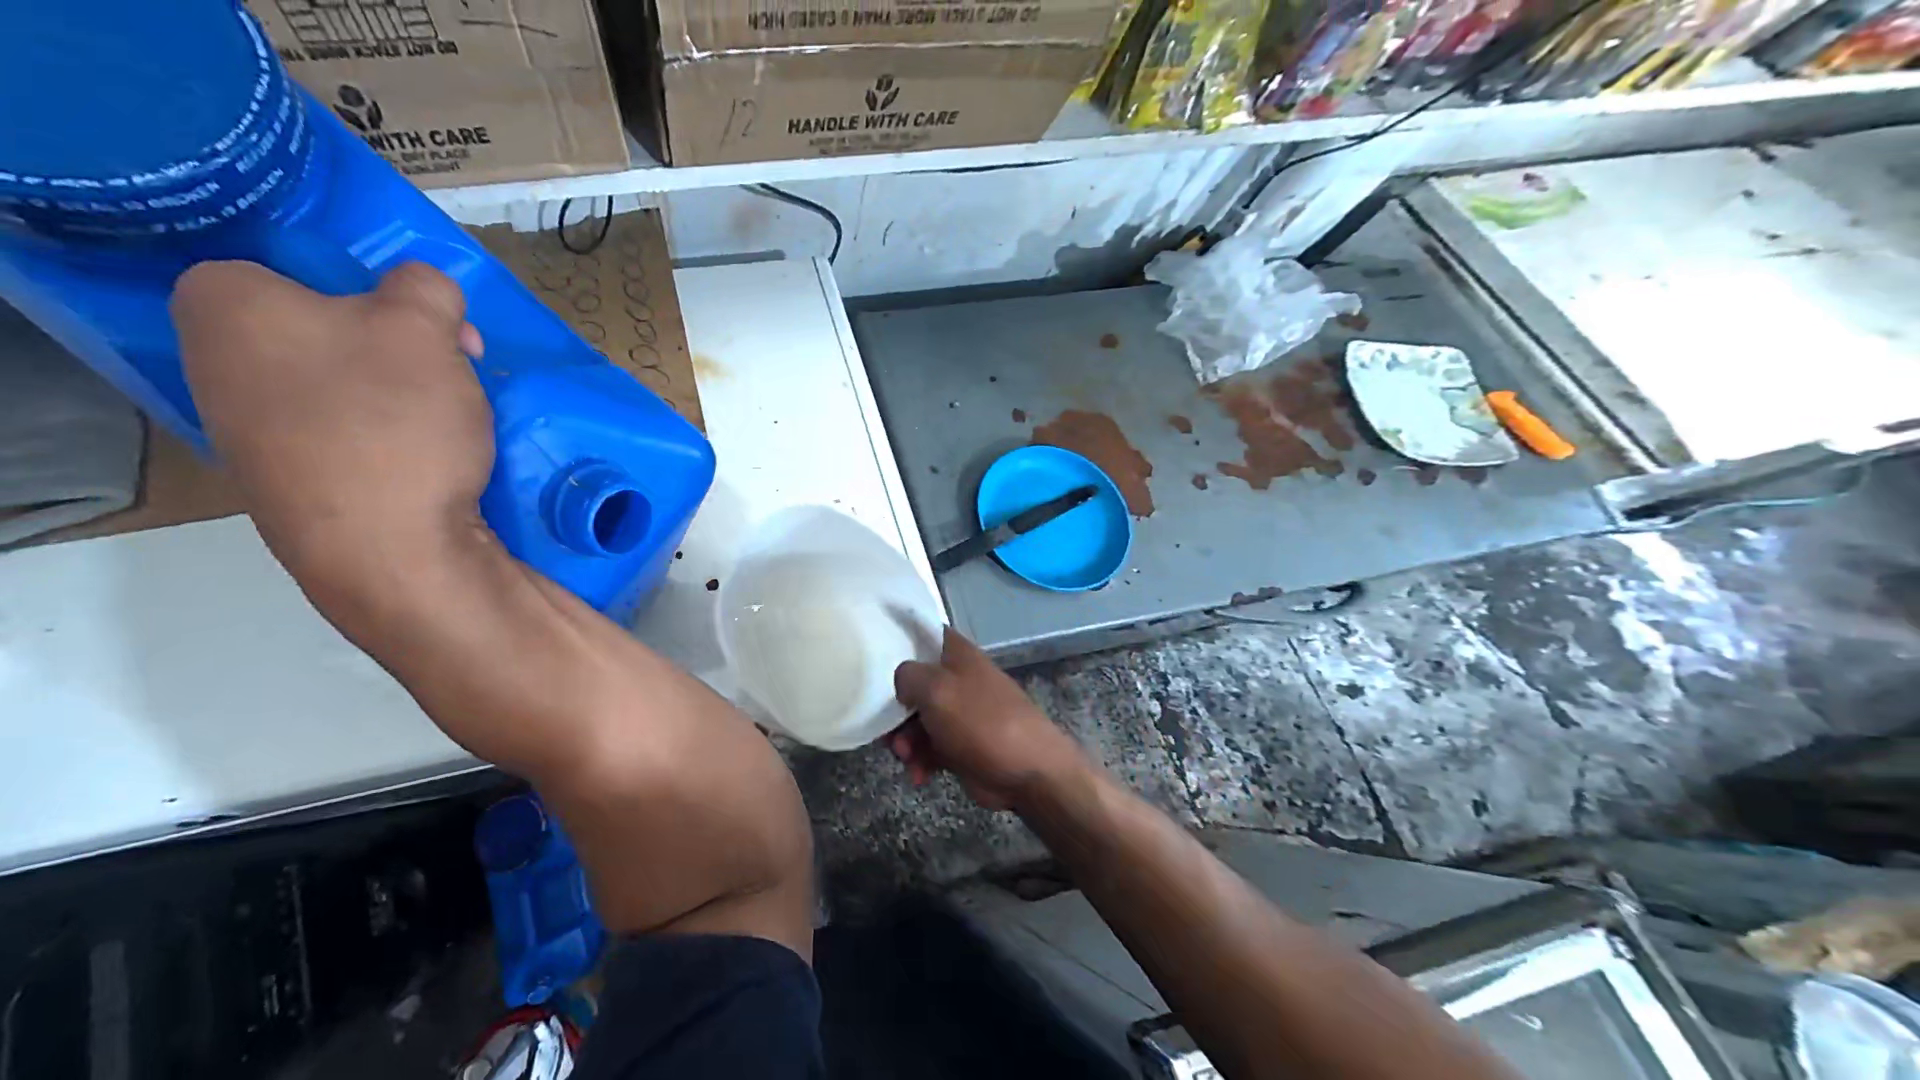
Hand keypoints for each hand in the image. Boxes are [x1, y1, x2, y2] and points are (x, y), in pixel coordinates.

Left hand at [170, 261, 492, 605]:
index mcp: (224, 303)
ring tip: (451, 425)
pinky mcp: (290, 481)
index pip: (305, 267)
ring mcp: (248, 430)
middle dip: (404, 346)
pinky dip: (392, 439)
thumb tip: (422, 291)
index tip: (435, 330)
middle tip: (457, 372)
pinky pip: (350, 435)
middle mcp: (214, 360)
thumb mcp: (424, 327)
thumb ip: (425, 286)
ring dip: (406, 394)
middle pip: (332, 328)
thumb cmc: (392, 420)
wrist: (389, 549)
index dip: (381, 292)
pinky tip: (428, 462)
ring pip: (347, 384)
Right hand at [891, 628, 1090, 810]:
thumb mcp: (937, 689)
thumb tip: (903, 682)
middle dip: (895, 709)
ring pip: (917, 719)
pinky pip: (930, 747)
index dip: (897, 638)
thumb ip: (908, 676)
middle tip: (887, 730)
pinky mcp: (961, 745)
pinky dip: (921, 760)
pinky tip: (920, 775)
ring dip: (905, 741)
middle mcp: (957, 678)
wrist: (1028, 771)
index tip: (870, 652)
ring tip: (907, 758)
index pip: (922, 632)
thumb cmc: (982, 721)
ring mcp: (960, 713)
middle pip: (912, 684)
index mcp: (956, 654)